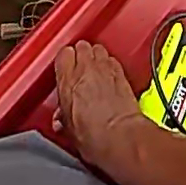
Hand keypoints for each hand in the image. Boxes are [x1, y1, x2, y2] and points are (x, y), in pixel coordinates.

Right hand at [53, 41, 151, 178]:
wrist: (122, 138)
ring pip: (98, 48)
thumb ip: (64, 116)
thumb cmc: (97, 138)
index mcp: (68, 82)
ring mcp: (105, 68)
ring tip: (94, 71)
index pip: (63, 54)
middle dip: (80, 55)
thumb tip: (63, 117)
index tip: (65, 70)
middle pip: (82, 46)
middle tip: (79, 70)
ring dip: (95, 57)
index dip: (65, 61)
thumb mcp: (70, 130)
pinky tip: (109, 77)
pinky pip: (112, 59)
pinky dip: (110, 65)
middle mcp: (87, 70)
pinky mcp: (122, 72)